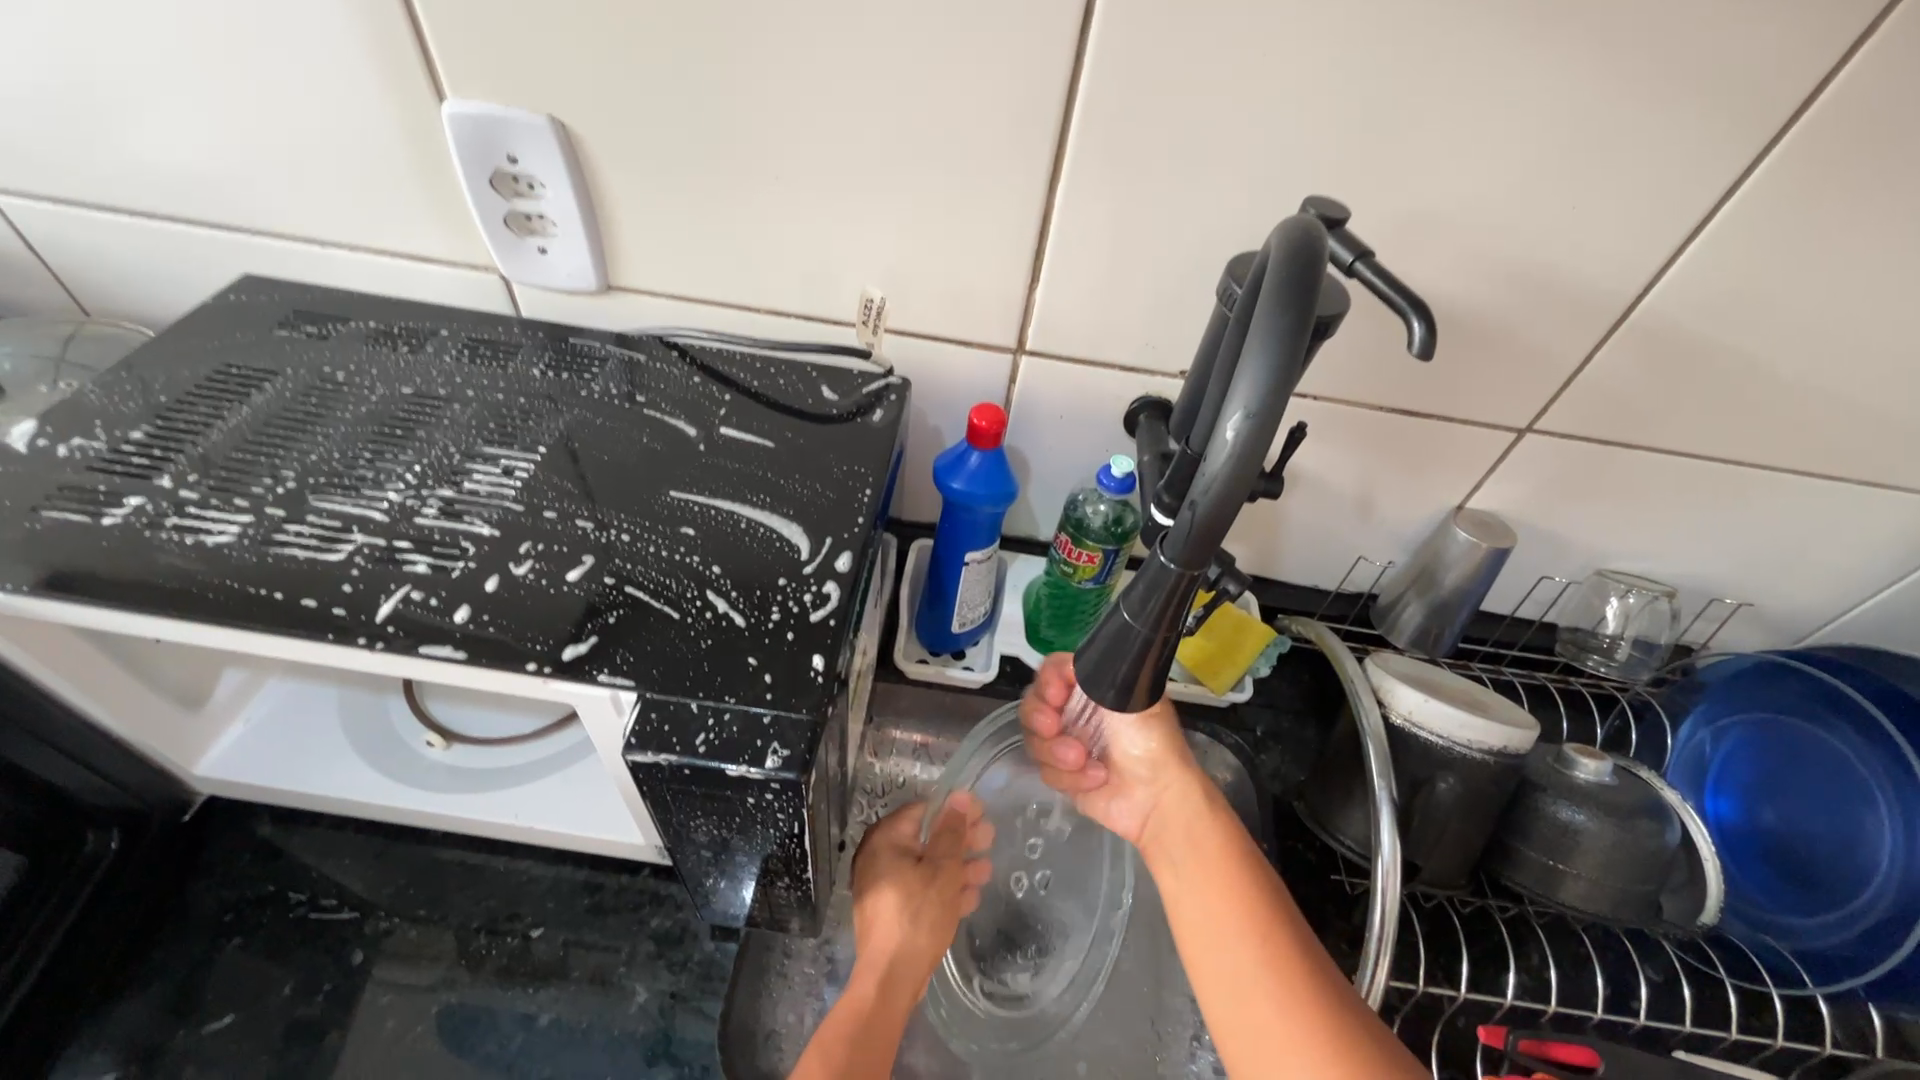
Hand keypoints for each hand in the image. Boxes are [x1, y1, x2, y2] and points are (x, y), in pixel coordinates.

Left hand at [849, 795, 993, 999]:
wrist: (891, 978)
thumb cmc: (917, 916)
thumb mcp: (943, 870)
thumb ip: (952, 832)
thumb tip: (959, 796)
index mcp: (886, 839)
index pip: (924, 811)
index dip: (956, 811)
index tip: (983, 815)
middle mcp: (879, 856)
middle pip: (926, 839)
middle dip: (961, 840)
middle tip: (990, 840)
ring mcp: (883, 885)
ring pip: (926, 867)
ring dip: (957, 867)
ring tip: (987, 871)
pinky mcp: (892, 910)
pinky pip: (920, 890)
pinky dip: (943, 890)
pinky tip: (970, 897)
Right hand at [1019, 653, 1206, 846]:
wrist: (1155, 794)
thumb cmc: (1147, 739)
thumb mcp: (1128, 694)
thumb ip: (1095, 672)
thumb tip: (1069, 665)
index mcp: (1093, 687)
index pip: (1053, 670)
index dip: (1047, 679)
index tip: (1056, 694)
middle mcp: (1076, 710)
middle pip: (1033, 702)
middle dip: (1040, 716)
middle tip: (1054, 727)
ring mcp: (1067, 742)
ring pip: (1034, 738)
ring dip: (1056, 751)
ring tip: (1082, 760)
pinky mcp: (1064, 773)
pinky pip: (1044, 769)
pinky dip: (1069, 776)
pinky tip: (1095, 779)